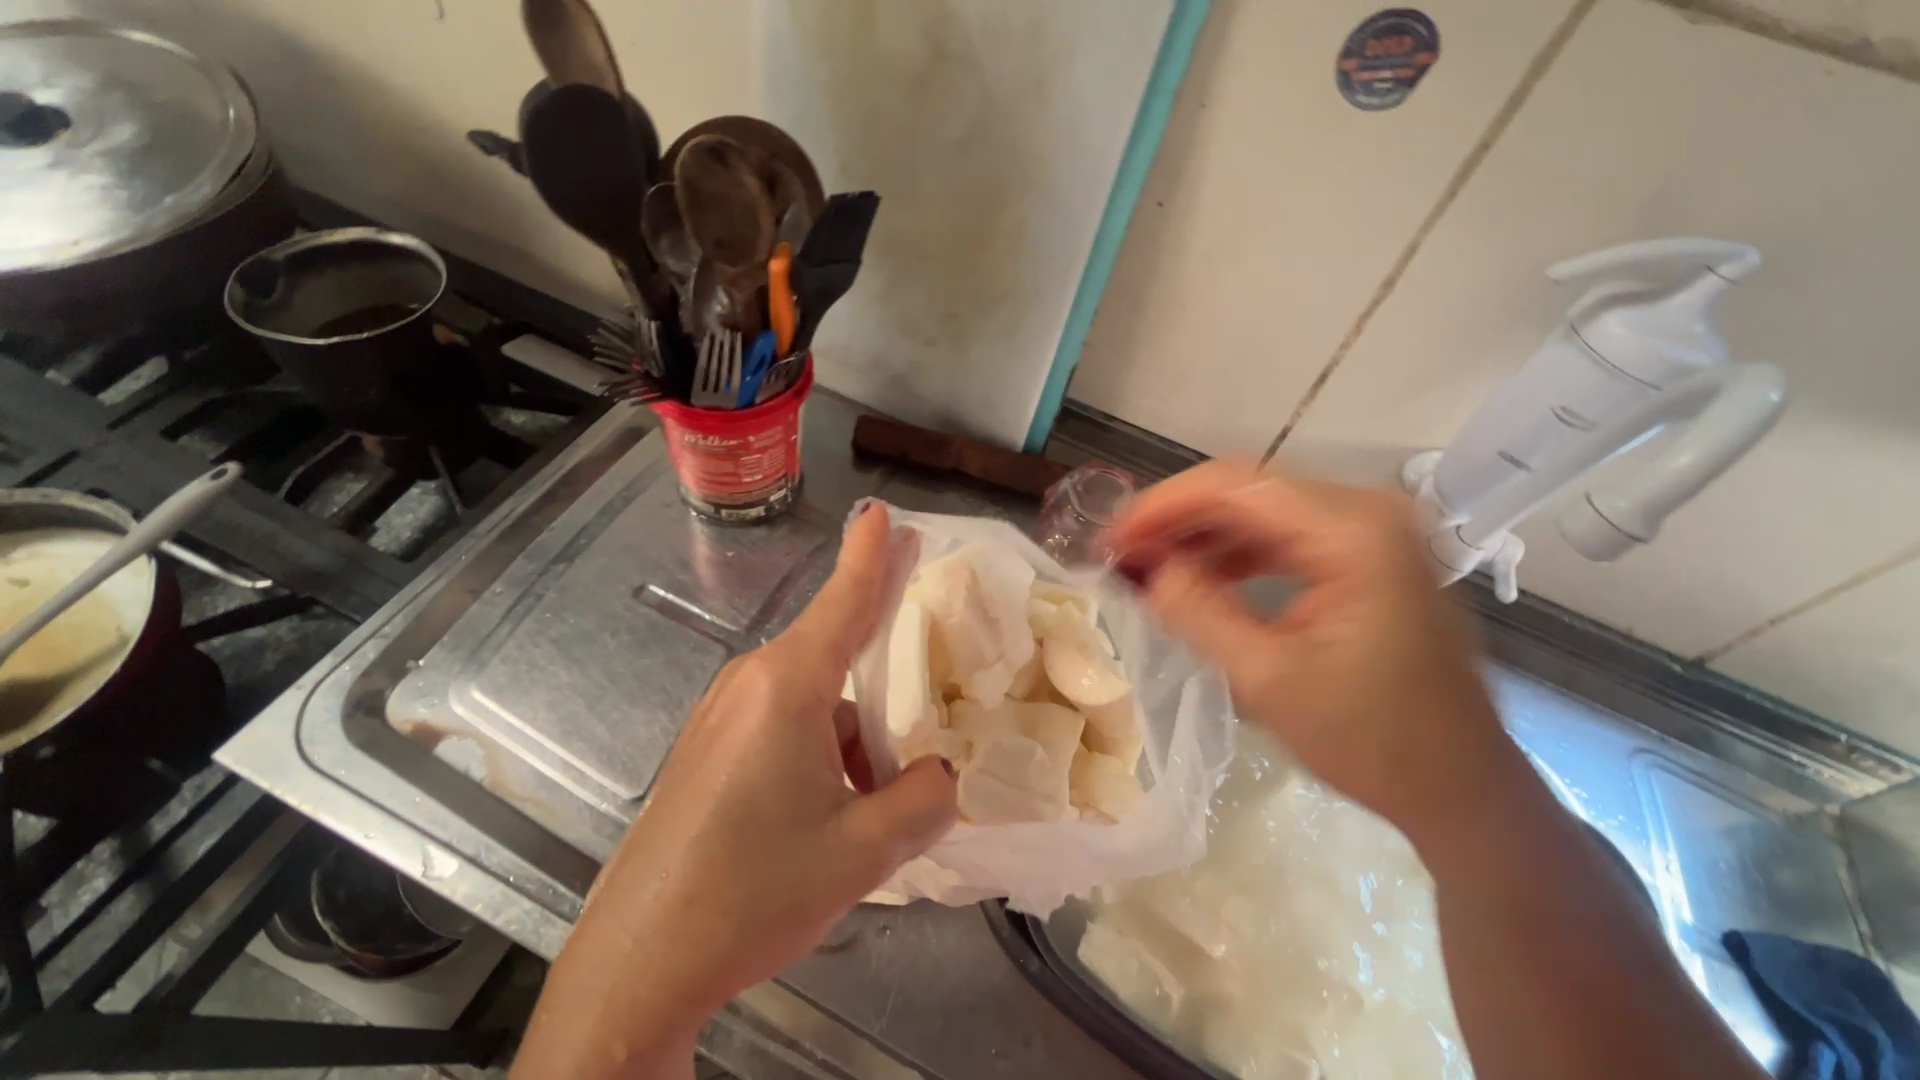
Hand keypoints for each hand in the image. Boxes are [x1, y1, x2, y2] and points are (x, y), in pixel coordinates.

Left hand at [515, 504, 955, 1079]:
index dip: (873, 554)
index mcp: (788, 688)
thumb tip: (941, 773)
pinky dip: (819, 756)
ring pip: (812, 703)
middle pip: (836, 658)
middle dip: (884, 685)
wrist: (638, 964)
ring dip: (852, 740)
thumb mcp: (863, 852)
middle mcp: (749, 686)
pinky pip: (781, 728)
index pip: (844, 601)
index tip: (887, 511)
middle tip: (925, 723)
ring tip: (872, 809)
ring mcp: (720, 719)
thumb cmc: (752, 893)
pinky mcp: (706, 753)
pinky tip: (826, 820)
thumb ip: (924, 800)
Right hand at [1106, 461, 1532, 840]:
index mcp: (1351, 531)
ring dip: (1201, 538)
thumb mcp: (1267, 678)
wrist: (1461, 786)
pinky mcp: (1368, 559)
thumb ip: (1197, 612)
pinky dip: (1235, 556)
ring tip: (1146, 570)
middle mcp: (1365, 512)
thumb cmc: (1372, 740)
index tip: (1109, 542)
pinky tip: (1197, 581)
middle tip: (1119, 558)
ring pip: (1261, 513)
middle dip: (1176, 521)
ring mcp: (1371, 534)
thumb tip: (1144, 569)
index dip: (1161, 506)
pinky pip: (1285, 540)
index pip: (1234, 486)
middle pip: (1247, 491)